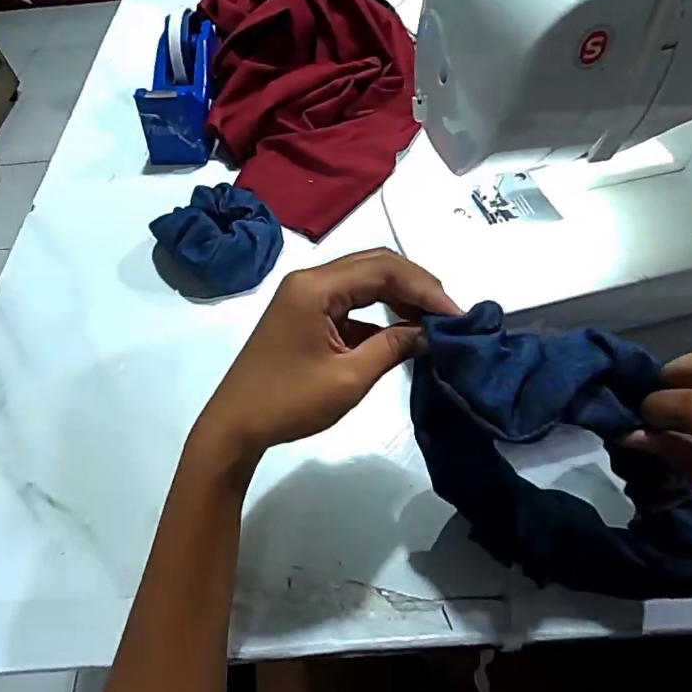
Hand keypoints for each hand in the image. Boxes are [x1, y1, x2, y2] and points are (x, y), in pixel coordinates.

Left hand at [193, 249, 459, 463]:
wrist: (235, 425)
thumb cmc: (289, 402)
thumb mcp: (349, 378)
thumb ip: (393, 347)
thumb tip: (431, 333)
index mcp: (316, 286)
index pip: (383, 269)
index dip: (424, 288)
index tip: (455, 314)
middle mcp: (310, 279)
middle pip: (374, 266)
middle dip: (415, 286)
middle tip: (448, 313)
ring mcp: (306, 294)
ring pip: (363, 281)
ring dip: (399, 298)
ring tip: (432, 322)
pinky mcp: (306, 313)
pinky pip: (350, 301)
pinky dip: (378, 314)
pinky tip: (402, 333)